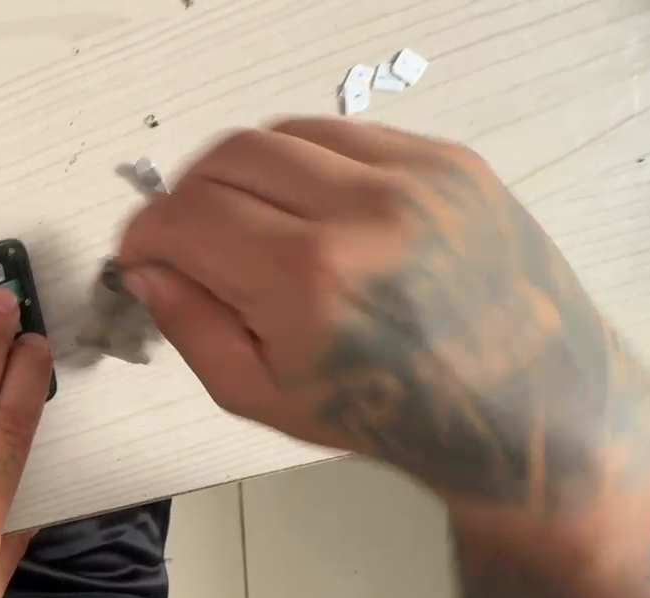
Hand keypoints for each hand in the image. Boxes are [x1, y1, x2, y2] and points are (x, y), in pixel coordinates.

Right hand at [118, 119, 636, 510]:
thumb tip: (145, 271)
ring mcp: (413, 173)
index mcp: (304, 277)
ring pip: (277, 136)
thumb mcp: (250, 391)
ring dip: (231, 177)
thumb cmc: (372, 410)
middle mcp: (360, 207)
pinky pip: (336, 136)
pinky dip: (291, 166)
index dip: (142, 234)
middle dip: (179, 200)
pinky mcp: (445, 159)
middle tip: (177, 243)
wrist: (513, 399)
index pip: (186, 216)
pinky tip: (291, 212)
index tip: (136, 257)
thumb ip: (187, 324)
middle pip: (224, 159)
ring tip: (232, 226)